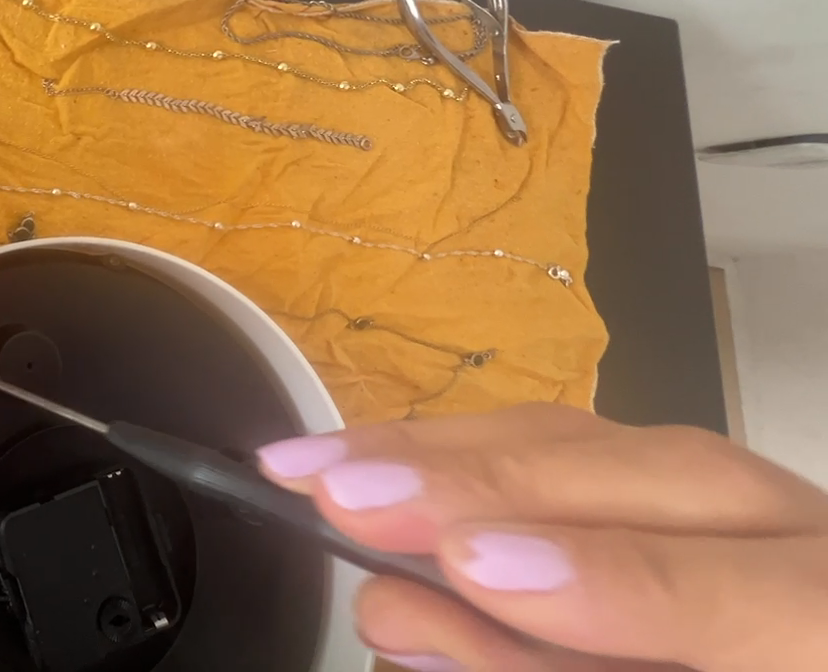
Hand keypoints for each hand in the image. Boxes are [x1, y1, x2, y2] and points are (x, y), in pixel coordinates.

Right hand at [255, 403, 827, 671]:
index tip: (468, 566)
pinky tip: (353, 452)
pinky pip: (541, 435)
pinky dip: (434, 446)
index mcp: (826, 619)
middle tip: (340, 496)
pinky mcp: (650, 467)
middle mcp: (797, 537)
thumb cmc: (669, 663)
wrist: (743, 640)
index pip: (774, 604)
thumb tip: (388, 611)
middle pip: (668, 479)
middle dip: (482, 487)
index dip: (619, 580)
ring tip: (308, 467)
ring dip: (429, 450)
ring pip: (585, 437)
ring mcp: (734, 494)